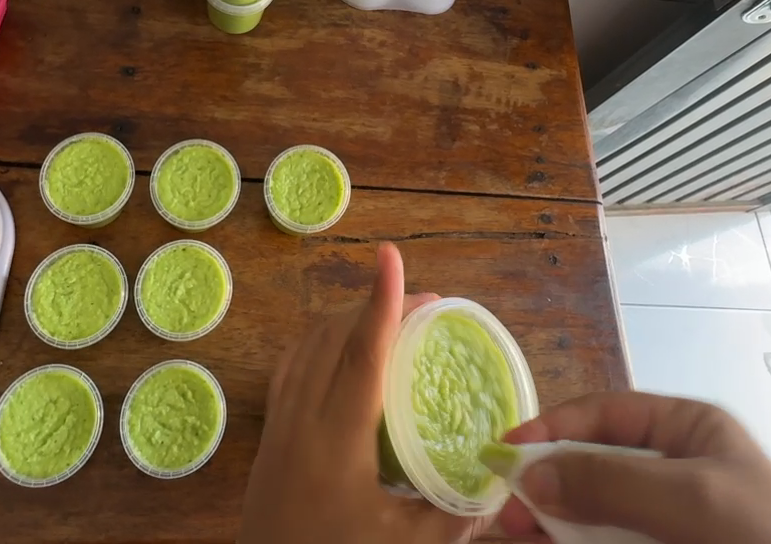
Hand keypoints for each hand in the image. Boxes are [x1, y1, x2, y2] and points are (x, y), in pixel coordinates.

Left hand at [238, 242, 479, 543]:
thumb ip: (455, 515)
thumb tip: (502, 484)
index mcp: (336, 440)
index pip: (363, 353)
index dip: (382, 301)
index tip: (390, 255)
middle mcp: (302, 418)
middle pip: (336, 337)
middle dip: (377, 306)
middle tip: (425, 304)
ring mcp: (278, 423)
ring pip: (309, 345)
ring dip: (347, 320)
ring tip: (388, 318)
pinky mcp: (268, 434)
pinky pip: (291, 366)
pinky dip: (319, 342)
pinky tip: (338, 350)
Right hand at [498, 392, 770, 543]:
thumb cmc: (768, 542)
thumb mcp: (692, 499)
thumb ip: (610, 481)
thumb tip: (530, 474)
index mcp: (688, 431)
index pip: (604, 414)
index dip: (553, 428)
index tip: (507, 450)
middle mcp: (672, 471)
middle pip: (591, 465)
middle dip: (547, 482)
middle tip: (506, 507)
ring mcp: (668, 523)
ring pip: (594, 512)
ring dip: (553, 520)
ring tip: (516, 532)